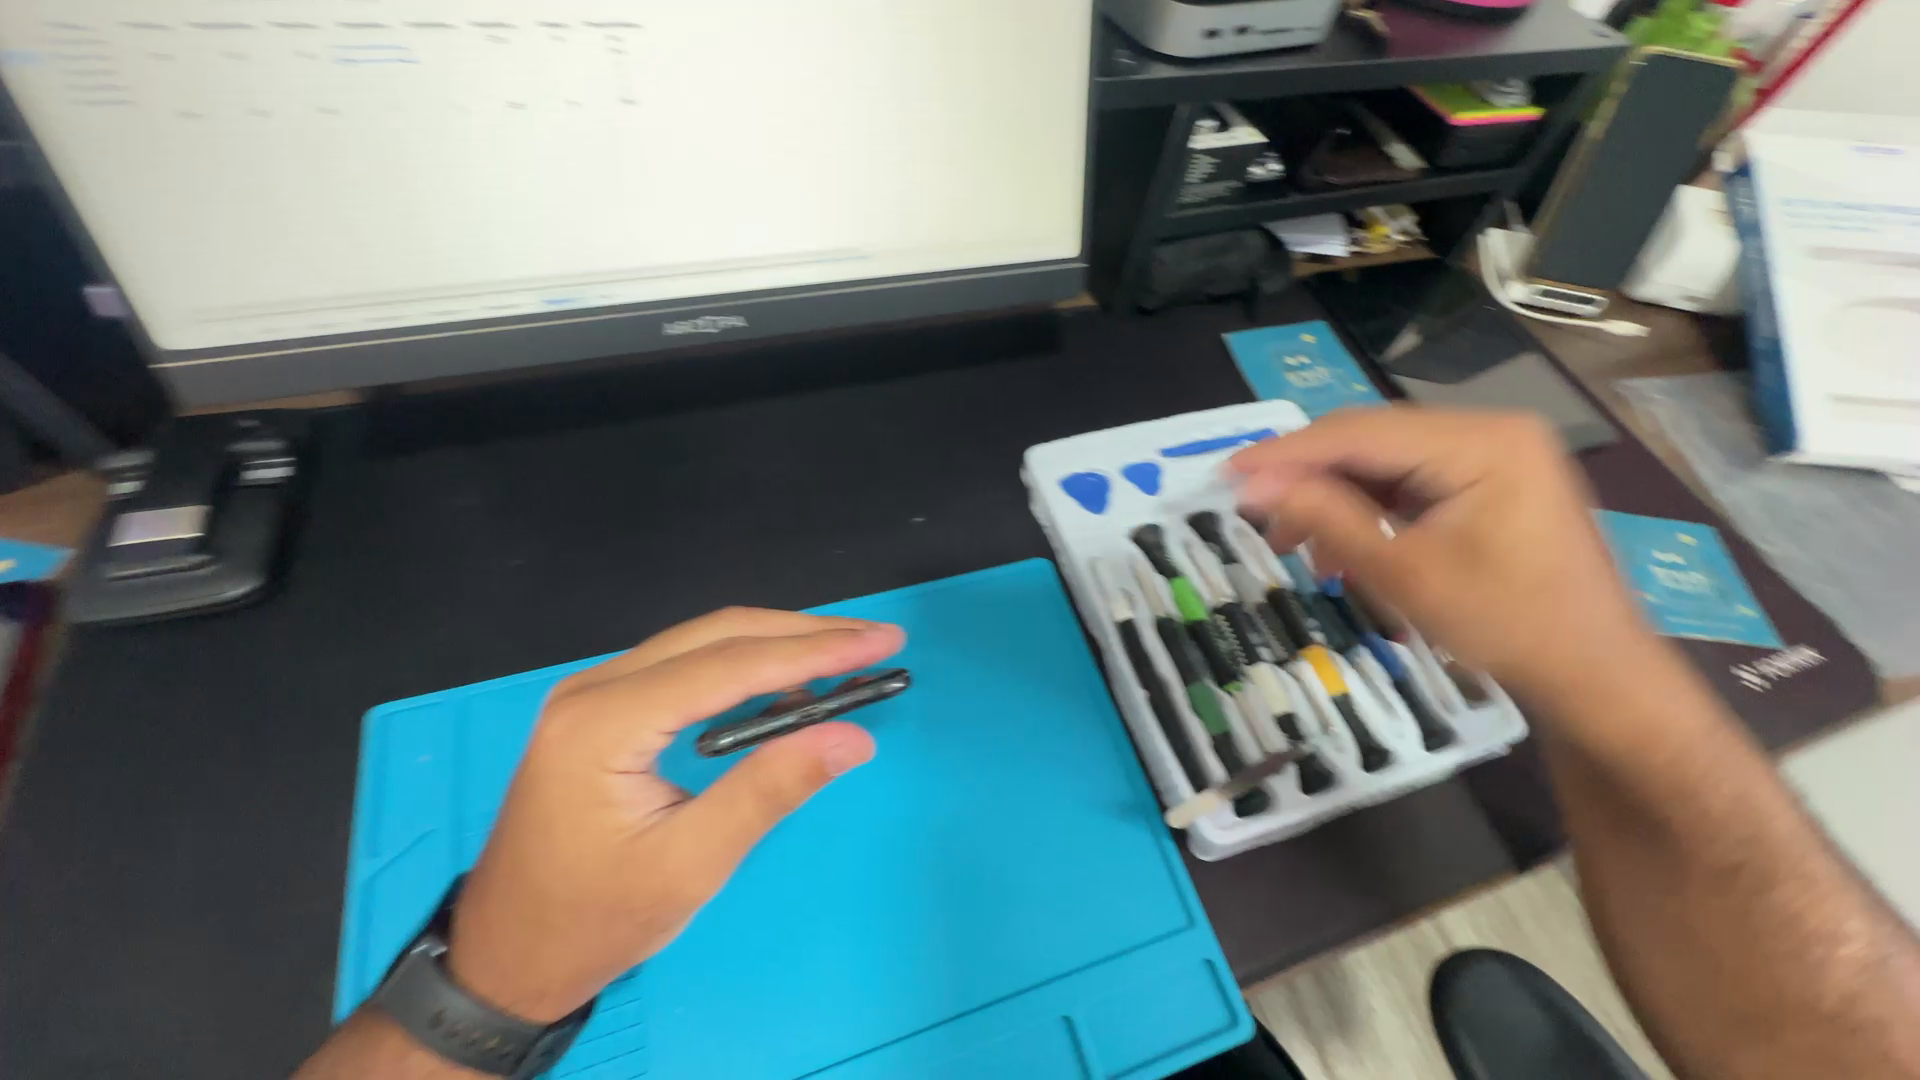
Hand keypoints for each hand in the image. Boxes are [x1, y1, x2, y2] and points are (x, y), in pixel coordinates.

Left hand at [444, 608, 906, 1022]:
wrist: (506, 956)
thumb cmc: (594, 920)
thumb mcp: (690, 865)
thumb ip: (770, 791)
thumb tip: (852, 738)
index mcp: (605, 720)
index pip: (730, 664)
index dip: (814, 649)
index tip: (881, 641)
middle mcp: (597, 686)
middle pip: (719, 634)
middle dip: (806, 634)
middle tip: (877, 640)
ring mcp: (597, 691)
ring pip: (707, 641)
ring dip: (781, 645)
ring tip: (848, 658)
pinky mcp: (607, 706)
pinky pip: (690, 665)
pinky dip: (749, 667)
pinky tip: (789, 686)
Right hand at [1229, 407, 1651, 698]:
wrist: (1594, 674)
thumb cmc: (1505, 624)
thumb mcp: (1402, 572)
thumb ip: (1326, 517)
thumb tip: (1253, 485)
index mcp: (1482, 441)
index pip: (1361, 433)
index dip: (1287, 453)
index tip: (1227, 473)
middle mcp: (1489, 430)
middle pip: (1371, 440)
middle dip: (1308, 476)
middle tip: (1254, 512)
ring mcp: (1493, 454)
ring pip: (1383, 462)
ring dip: (1332, 496)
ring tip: (1292, 541)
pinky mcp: (1489, 481)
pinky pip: (1408, 482)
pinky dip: (1365, 509)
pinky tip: (1338, 545)